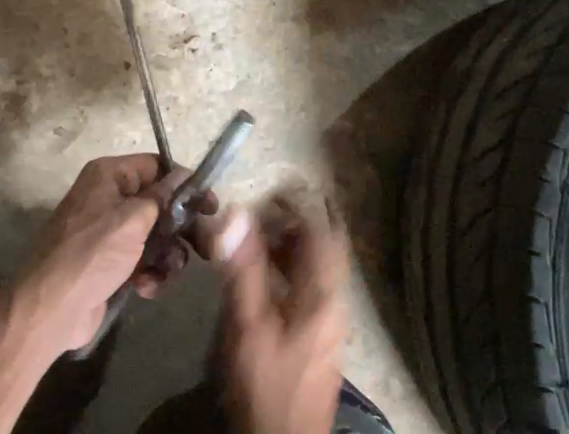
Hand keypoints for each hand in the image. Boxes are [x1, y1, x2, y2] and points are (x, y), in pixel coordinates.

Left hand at [5, 153, 215, 354]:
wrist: (52, 306)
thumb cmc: (92, 253)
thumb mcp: (131, 220)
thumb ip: (162, 197)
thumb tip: (184, 176)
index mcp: (109, 175)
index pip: (156, 166)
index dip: (184, 184)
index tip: (210, 207)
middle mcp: (109, 197)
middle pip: (160, 204)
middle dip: (180, 228)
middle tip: (205, 250)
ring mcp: (109, 231)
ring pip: (156, 235)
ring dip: (166, 256)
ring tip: (163, 273)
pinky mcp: (110, 261)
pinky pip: (143, 259)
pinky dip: (150, 273)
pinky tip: (145, 288)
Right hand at [211, 192, 350, 433]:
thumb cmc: (265, 382)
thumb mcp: (248, 322)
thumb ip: (243, 267)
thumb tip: (235, 213)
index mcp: (324, 297)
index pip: (326, 235)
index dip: (305, 206)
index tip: (277, 185)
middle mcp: (333, 306)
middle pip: (322, 251)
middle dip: (293, 225)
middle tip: (259, 210)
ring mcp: (326, 325)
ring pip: (314, 271)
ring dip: (288, 247)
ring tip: (254, 235)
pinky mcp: (315, 340)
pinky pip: (306, 289)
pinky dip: (286, 271)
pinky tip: (260, 274)